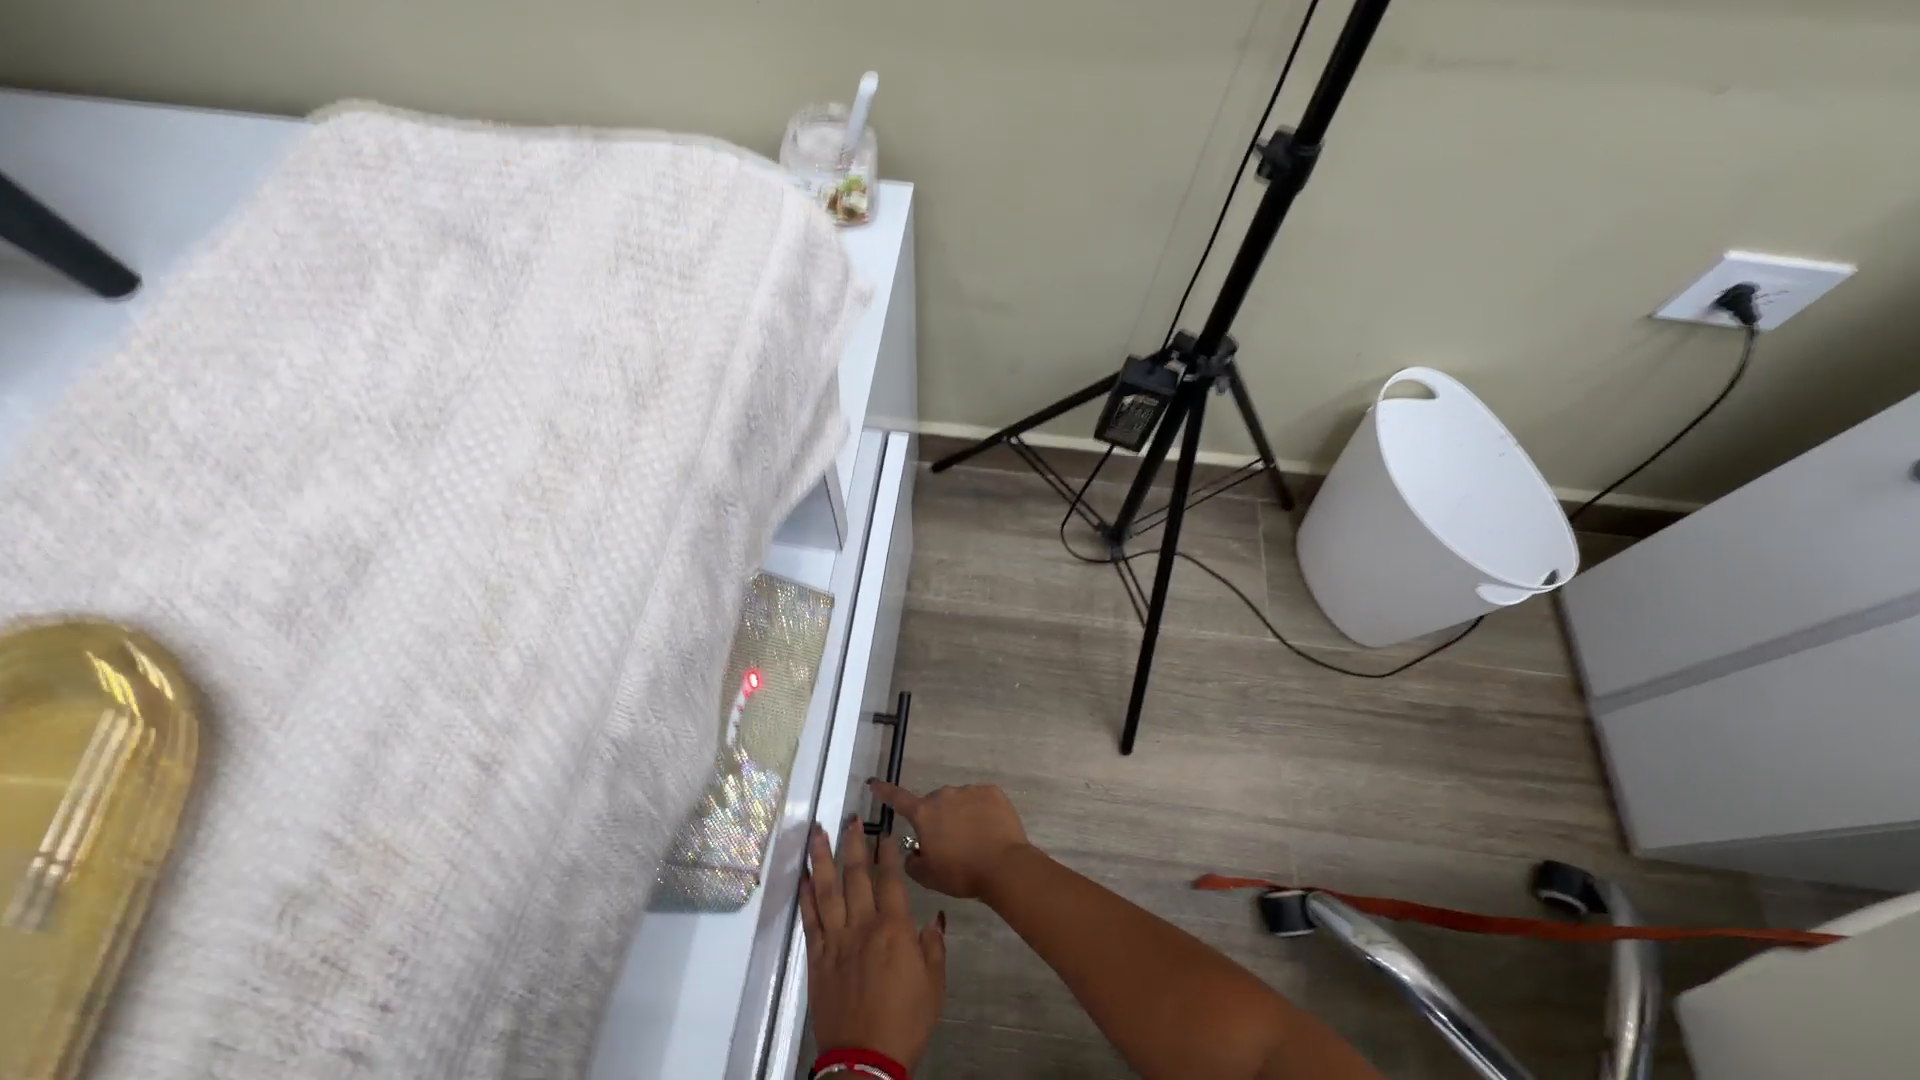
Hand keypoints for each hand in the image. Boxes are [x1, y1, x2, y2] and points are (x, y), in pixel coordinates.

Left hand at [801, 815, 946, 1069]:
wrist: (866, 1059)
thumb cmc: (907, 1021)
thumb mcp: (934, 985)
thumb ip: (934, 947)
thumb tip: (933, 920)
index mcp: (895, 929)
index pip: (891, 880)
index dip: (888, 853)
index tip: (885, 832)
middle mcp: (863, 926)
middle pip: (856, 876)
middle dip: (854, 844)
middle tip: (852, 819)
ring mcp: (836, 940)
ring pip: (827, 890)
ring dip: (823, 859)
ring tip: (819, 832)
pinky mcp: (817, 958)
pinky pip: (810, 919)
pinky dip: (806, 896)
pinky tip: (804, 877)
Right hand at [869, 781, 1032, 900]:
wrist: (1004, 866)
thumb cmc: (961, 873)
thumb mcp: (928, 877)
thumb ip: (912, 862)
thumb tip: (914, 852)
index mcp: (924, 814)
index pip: (898, 799)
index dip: (884, 791)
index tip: (873, 782)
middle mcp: (944, 795)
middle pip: (935, 804)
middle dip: (938, 819)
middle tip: (950, 844)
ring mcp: (970, 791)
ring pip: (959, 802)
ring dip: (961, 815)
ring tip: (975, 840)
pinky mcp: (992, 792)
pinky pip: (981, 800)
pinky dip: (982, 812)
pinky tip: (990, 831)